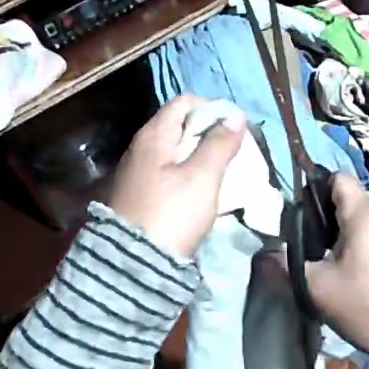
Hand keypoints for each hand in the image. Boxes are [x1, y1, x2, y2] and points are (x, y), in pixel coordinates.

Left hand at [106, 96, 244, 258]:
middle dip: (208, 131)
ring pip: (174, 149)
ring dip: (200, 153)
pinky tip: (202, 188)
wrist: (133, 265)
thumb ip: (219, 144)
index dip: (212, 108)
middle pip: (179, 125)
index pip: (184, 103)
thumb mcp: (202, 177)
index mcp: (153, 135)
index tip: (235, 126)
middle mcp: (140, 148)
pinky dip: (188, 171)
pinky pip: (168, 171)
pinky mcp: (139, 194)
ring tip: (223, 169)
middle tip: (233, 149)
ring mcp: (137, 172)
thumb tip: (234, 116)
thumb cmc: (171, 214)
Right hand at [304, 173, 368, 361]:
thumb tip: (267, 251)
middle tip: (301, 235)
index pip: (336, 177)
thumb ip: (288, 262)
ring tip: (318, 253)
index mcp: (362, 212)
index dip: (313, 187)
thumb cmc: (363, 303)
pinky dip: (354, 241)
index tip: (297, 210)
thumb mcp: (316, 285)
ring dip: (338, 229)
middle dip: (322, 211)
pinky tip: (341, 266)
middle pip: (346, 197)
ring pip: (359, 216)